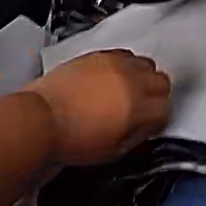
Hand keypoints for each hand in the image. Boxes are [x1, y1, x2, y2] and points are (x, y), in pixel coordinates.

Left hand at [24, 50, 172, 165]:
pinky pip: (124, 54)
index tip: (150, 126)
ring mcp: (115, 63)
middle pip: (162, 81)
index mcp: (137, 107)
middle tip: (143, 107)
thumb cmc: (70, 140)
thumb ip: (136, 138)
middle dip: (156, 95)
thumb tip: (146, 130)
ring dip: (142, 77)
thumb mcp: (110, 152)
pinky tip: (112, 78)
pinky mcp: (100, 54)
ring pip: (145, 63)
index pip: (165, 109)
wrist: (40, 118)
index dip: (159, 120)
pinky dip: (124, 65)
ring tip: (127, 90)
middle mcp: (131, 80)